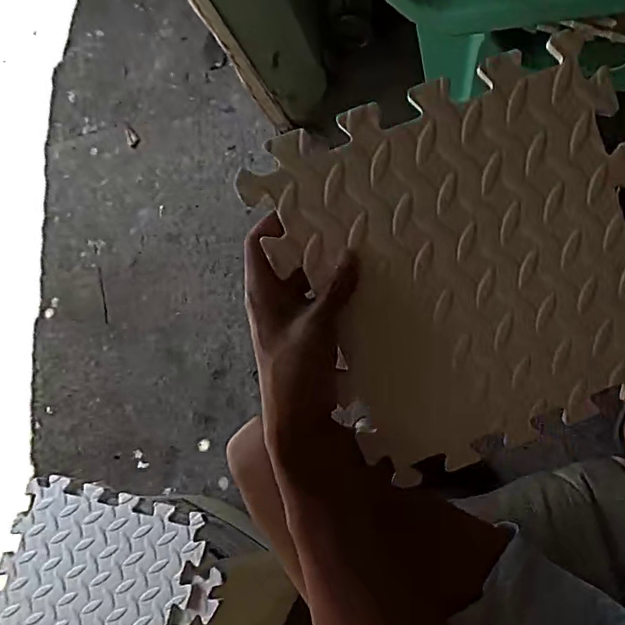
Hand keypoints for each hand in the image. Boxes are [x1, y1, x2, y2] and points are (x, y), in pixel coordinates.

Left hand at [243, 212, 359, 455]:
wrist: (298, 417)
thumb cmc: (295, 369)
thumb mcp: (317, 324)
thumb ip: (336, 290)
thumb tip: (352, 254)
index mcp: (263, 294)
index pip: (258, 246)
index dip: (274, 223)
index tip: (301, 207)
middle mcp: (275, 303)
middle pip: (288, 262)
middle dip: (312, 244)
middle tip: (341, 227)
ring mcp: (294, 320)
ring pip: (310, 285)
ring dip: (330, 272)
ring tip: (358, 254)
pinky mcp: (313, 336)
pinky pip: (326, 307)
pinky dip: (342, 297)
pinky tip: (366, 291)